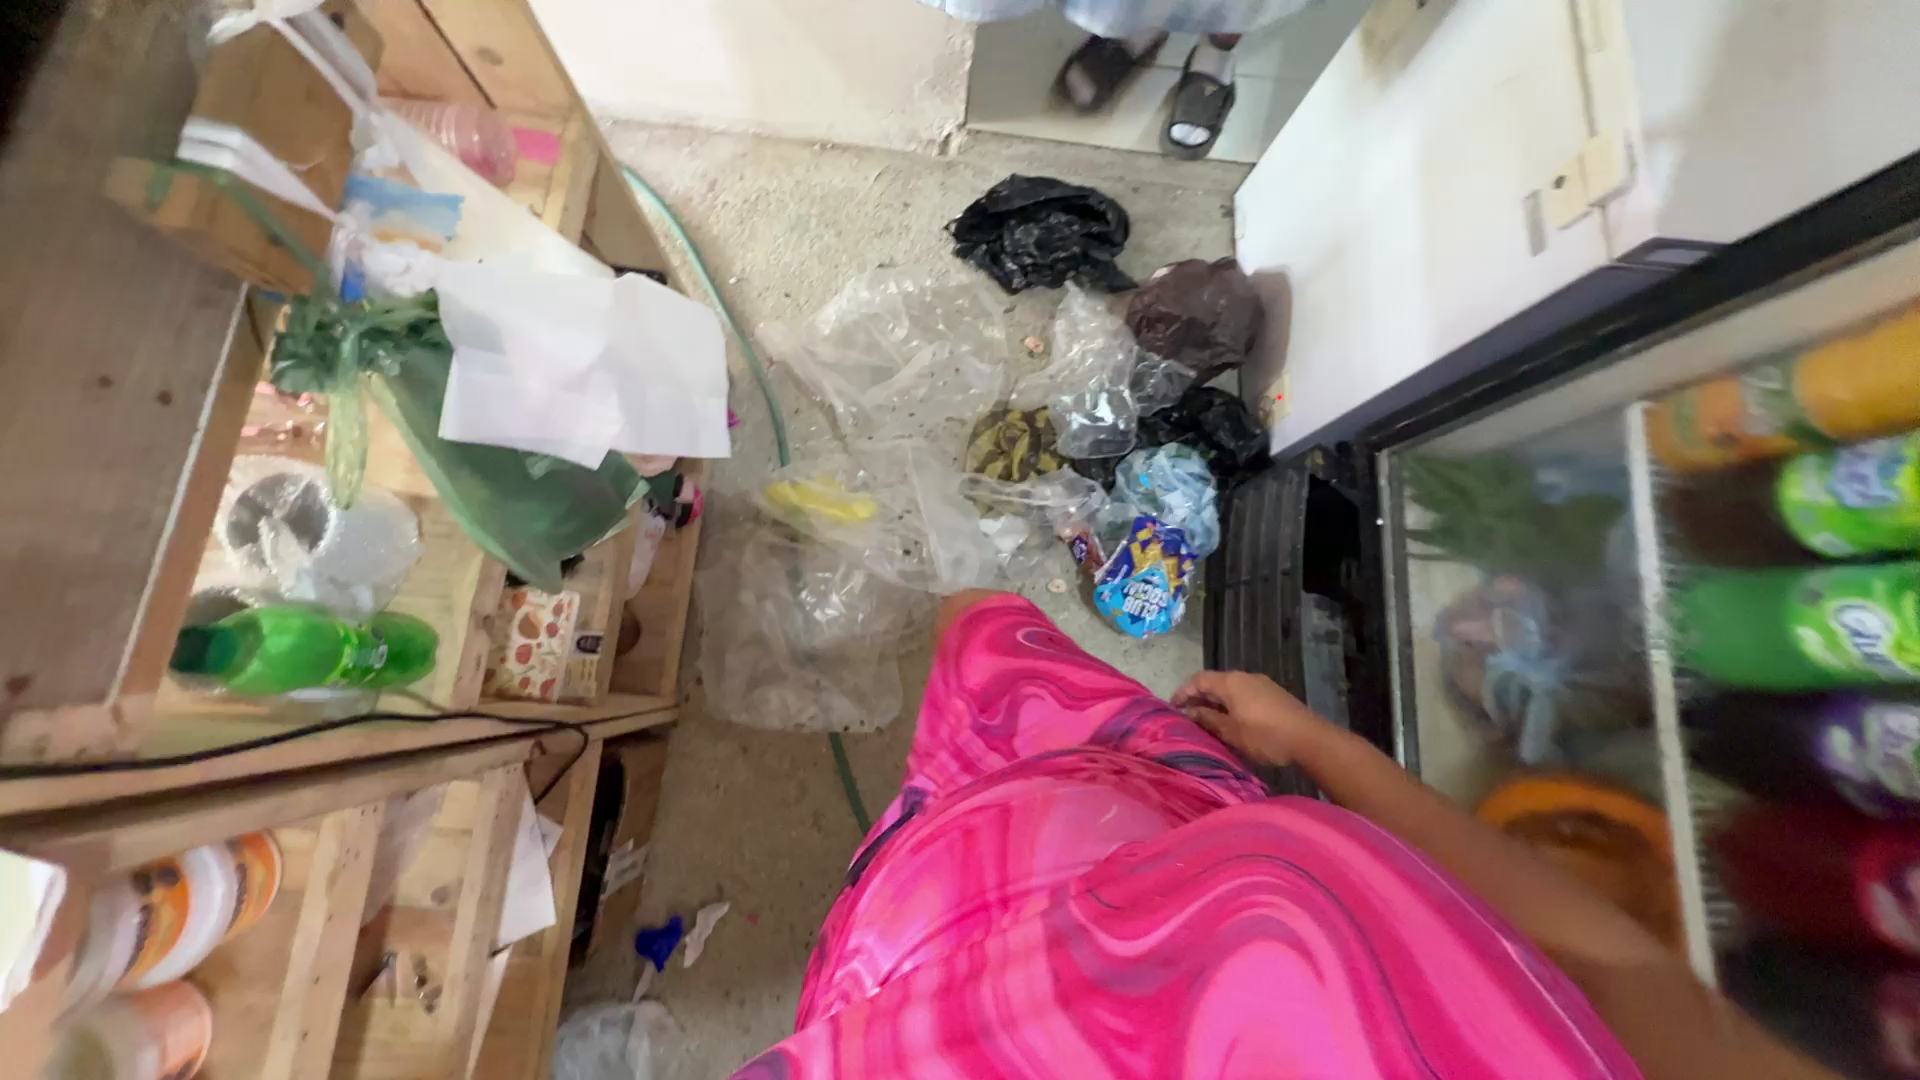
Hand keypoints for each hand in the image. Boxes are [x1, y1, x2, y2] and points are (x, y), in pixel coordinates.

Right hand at [1172, 670, 1333, 766]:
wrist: (1311, 740)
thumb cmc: (1265, 736)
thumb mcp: (1231, 732)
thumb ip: (1208, 719)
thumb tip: (1190, 712)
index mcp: (1231, 682)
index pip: (1198, 679)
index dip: (1183, 692)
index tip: (1173, 707)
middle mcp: (1244, 677)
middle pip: (1214, 682)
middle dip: (1199, 697)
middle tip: (1188, 715)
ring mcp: (1261, 684)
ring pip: (1230, 689)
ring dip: (1216, 701)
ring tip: (1208, 720)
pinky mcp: (1274, 695)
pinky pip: (1244, 694)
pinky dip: (1232, 704)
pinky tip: (1232, 720)